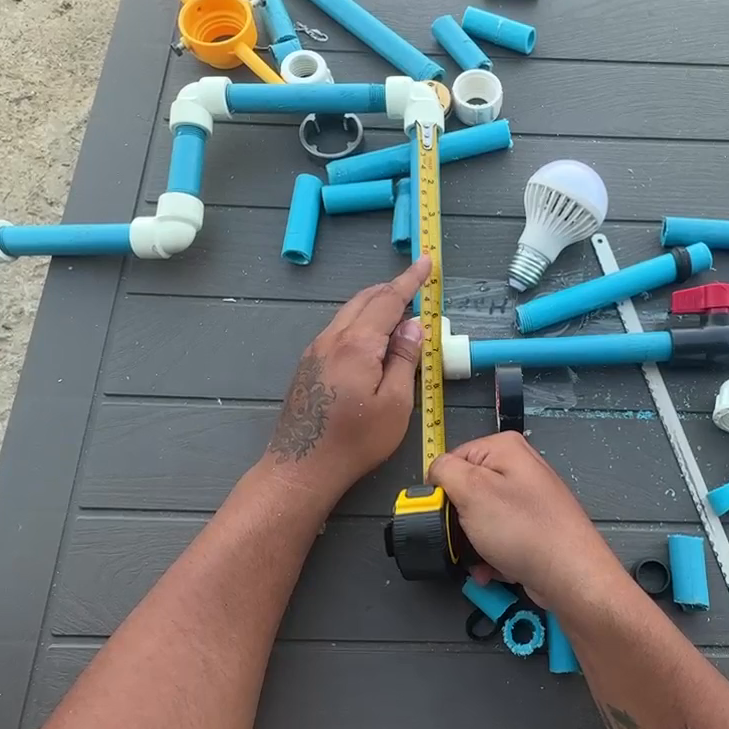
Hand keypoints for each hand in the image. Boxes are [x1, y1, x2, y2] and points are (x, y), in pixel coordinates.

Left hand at [265, 257, 429, 498]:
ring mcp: (316, 351)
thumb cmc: (356, 440)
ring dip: (375, 307)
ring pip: (348, 314)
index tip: (426, 261)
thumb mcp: (395, 403)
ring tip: (399, 317)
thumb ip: (404, 360)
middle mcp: (332, 339)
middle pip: (364, 300)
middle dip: (392, 289)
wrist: (302, 467)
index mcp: (357, 344)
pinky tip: (372, 343)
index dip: (410, 280)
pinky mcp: (308, 365)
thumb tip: (413, 326)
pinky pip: (339, 331)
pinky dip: (361, 324)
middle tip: (416, 289)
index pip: (388, 300)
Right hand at [428, 431, 628, 613]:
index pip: (452, 460)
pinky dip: (490, 554)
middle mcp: (518, 468)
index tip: (444, 514)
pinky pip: (497, 536)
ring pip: (479, 519)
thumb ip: (444, 471)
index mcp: (504, 448)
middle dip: (458, 522)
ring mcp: (527, 499)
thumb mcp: (472, 490)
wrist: (569, 574)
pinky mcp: (532, 527)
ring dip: (473, 544)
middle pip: (466, 491)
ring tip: (481, 560)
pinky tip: (494, 568)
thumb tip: (435, 472)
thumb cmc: (525, 530)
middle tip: (463, 539)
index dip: (442, 489)